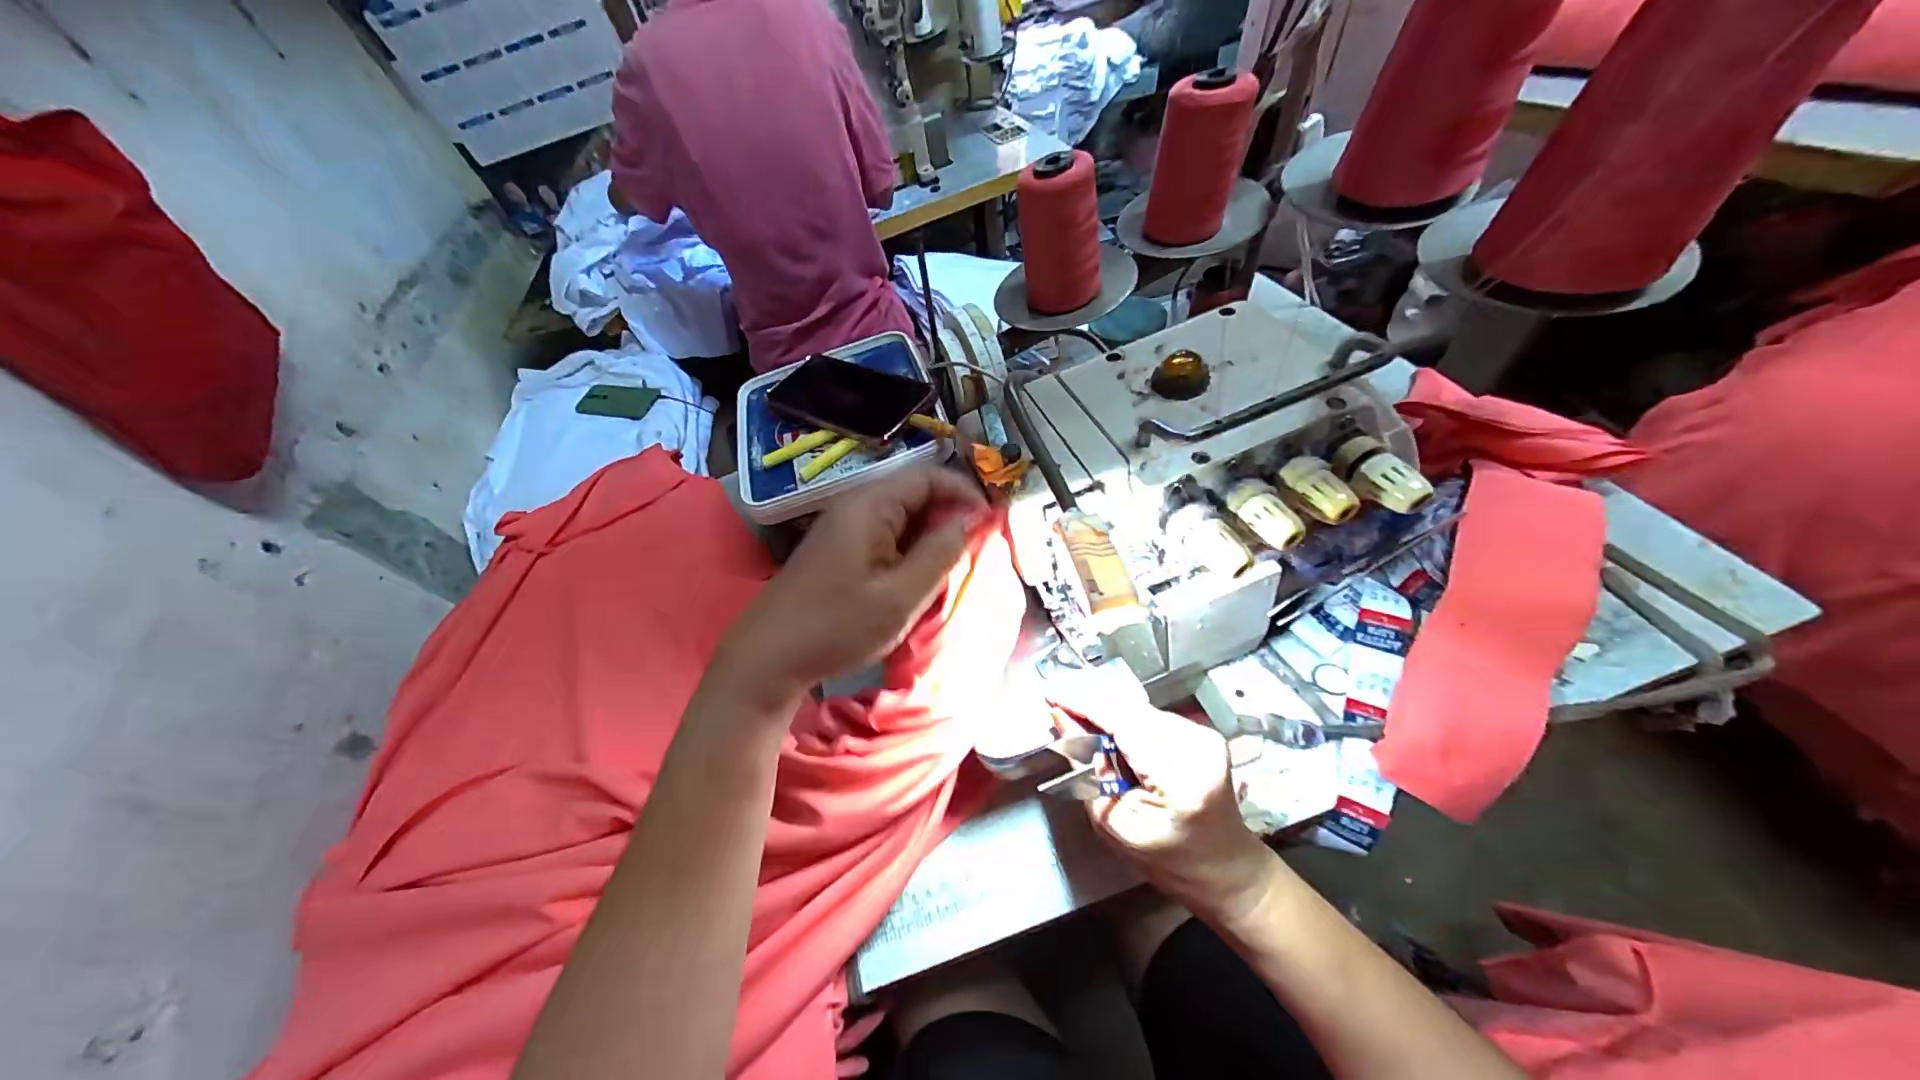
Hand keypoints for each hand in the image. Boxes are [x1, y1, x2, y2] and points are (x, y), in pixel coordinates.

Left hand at [711, 466, 986, 707]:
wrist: (768, 657)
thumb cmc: (836, 627)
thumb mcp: (900, 596)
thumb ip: (940, 554)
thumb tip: (970, 521)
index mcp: (870, 505)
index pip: (930, 476)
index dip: (966, 493)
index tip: (992, 523)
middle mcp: (857, 506)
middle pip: (917, 494)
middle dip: (952, 516)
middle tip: (978, 550)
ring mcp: (846, 528)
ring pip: (904, 518)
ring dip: (933, 537)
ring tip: (956, 568)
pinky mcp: (841, 550)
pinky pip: (888, 537)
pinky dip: (912, 552)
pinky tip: (922, 579)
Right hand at [1047, 668, 1275, 922]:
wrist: (1224, 867)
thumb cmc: (1168, 860)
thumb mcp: (1115, 823)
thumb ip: (1088, 768)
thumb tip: (1063, 718)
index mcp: (1181, 778)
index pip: (1123, 722)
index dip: (1083, 704)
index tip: (1051, 693)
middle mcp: (1198, 746)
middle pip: (1130, 709)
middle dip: (1091, 707)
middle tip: (1059, 711)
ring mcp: (1204, 735)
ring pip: (1138, 709)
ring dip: (1108, 715)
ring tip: (1086, 734)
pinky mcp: (1203, 732)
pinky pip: (1151, 716)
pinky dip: (1127, 723)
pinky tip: (1116, 741)